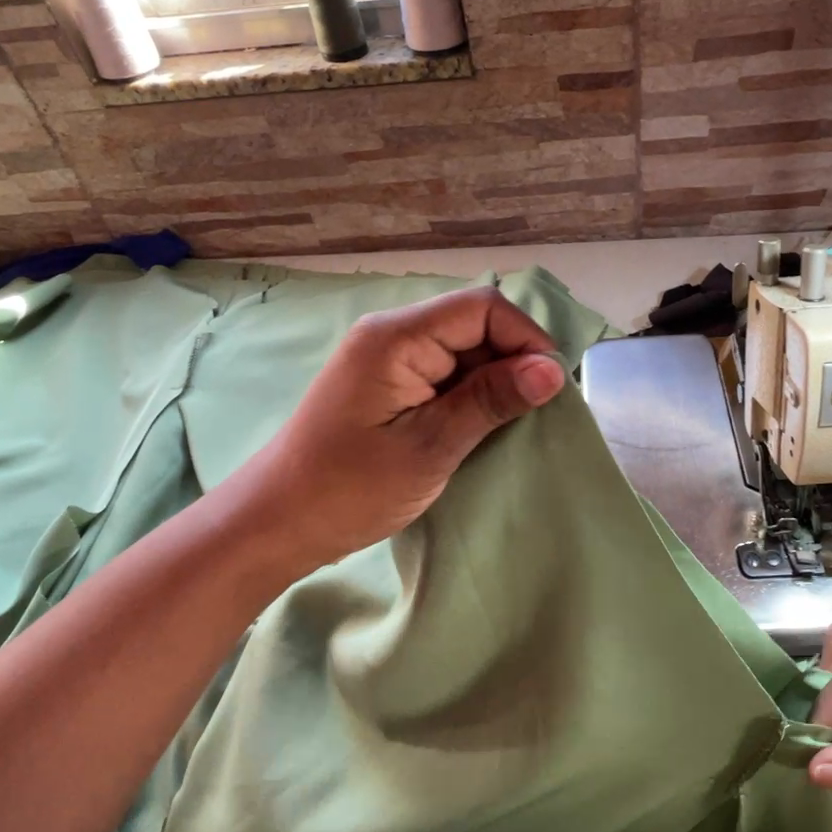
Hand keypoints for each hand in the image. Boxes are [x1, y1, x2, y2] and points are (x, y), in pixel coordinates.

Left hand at [236, 286, 565, 568]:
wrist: (278, 523)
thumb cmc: (349, 488)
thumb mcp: (430, 446)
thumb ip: (490, 401)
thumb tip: (553, 369)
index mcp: (396, 337)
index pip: (482, 308)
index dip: (525, 338)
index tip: (550, 388)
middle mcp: (392, 334)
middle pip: (474, 324)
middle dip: (512, 363)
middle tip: (531, 416)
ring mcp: (387, 358)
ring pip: (463, 350)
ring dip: (493, 382)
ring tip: (508, 427)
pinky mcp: (388, 383)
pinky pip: (444, 372)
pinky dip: (469, 396)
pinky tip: (480, 428)